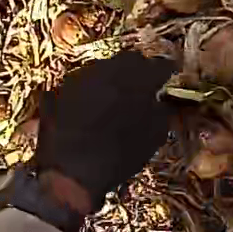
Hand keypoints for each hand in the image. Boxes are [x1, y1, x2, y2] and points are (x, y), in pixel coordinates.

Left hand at [34, 51, 177, 205]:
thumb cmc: (120, 156)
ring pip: (104, 67)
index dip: (168, 70)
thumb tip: (160, 99)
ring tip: (118, 94)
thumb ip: (161, 111)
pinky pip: (84, 81)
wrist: (69, 172)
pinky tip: (94, 105)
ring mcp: (83, 76)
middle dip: (139, 68)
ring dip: (114, 77)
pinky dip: (92, 89)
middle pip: (130, 59)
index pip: (160, 65)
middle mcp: (110, 69)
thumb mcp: (154, 137)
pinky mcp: (61, 88)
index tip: (170, 75)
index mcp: (138, 79)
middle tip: (144, 83)